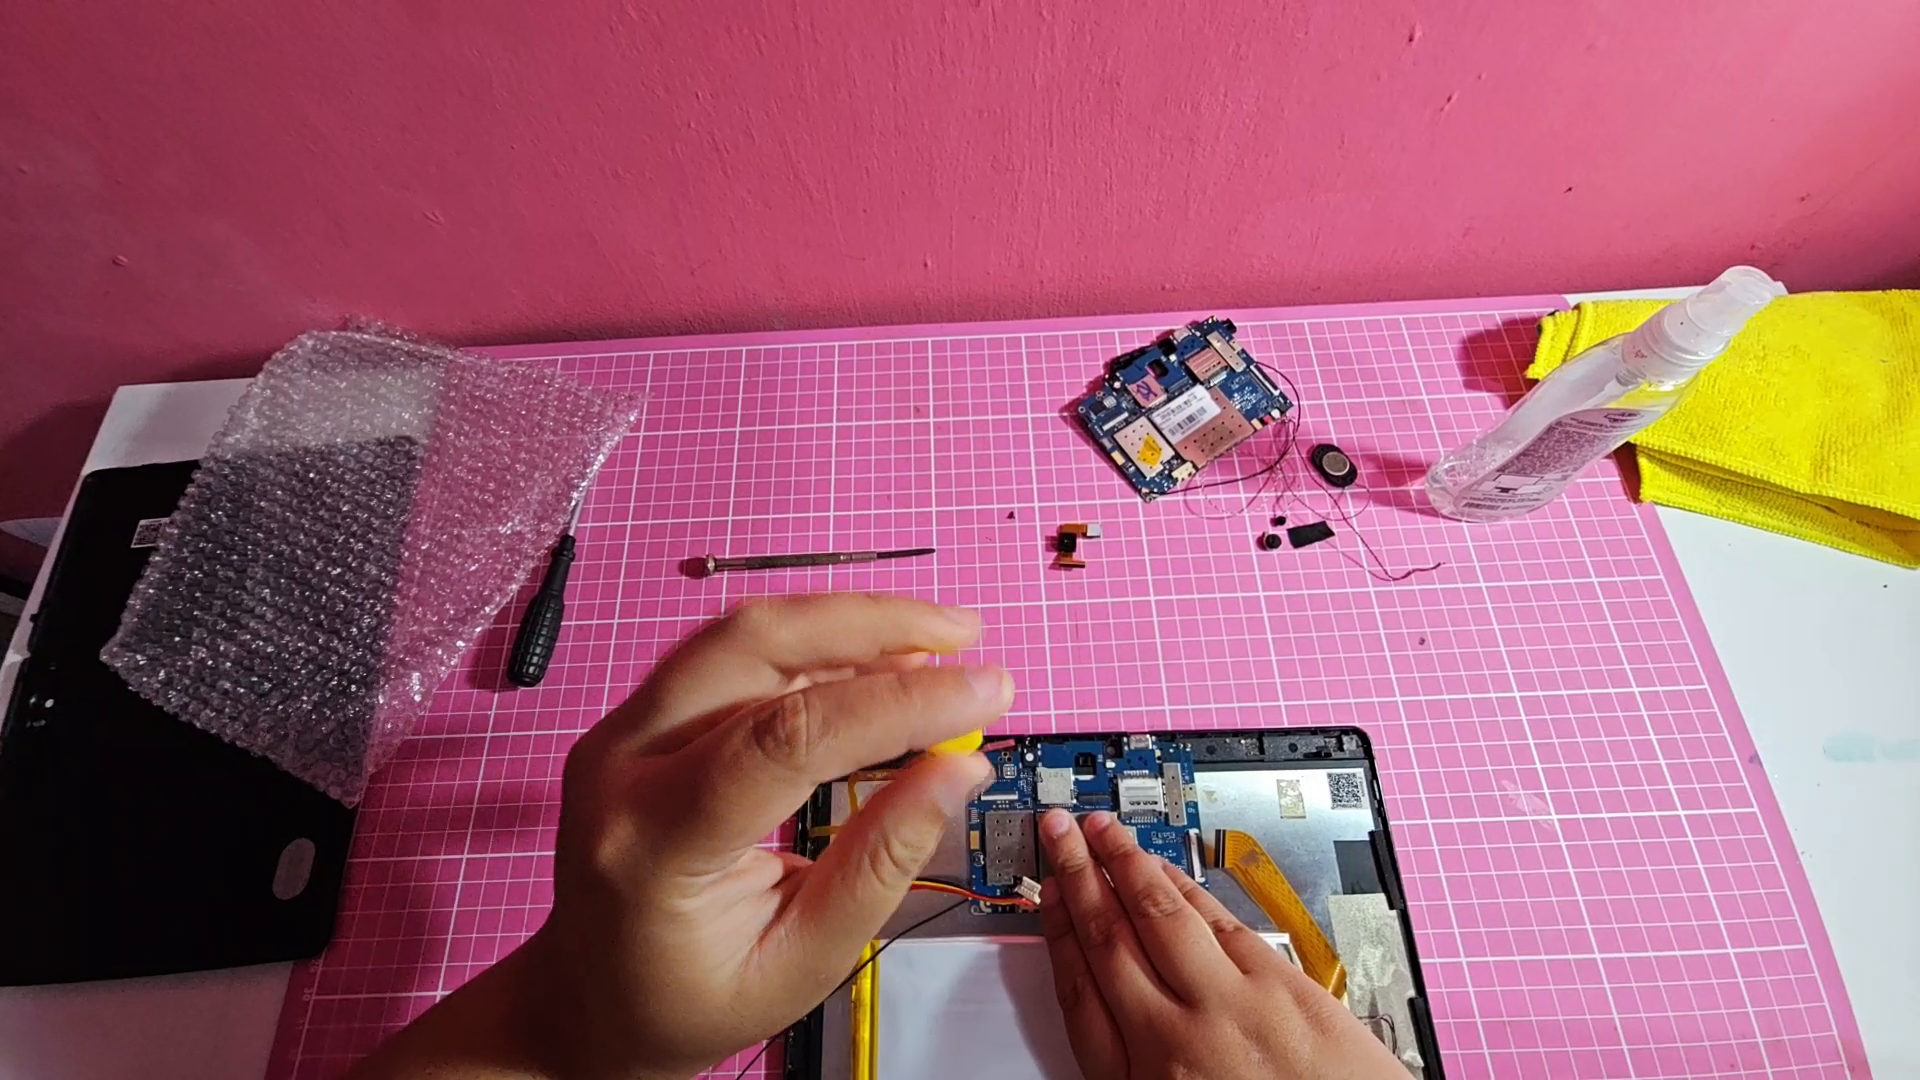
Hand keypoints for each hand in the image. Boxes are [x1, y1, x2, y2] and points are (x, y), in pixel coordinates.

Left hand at [348, 594, 1009, 1079]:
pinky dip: (821, 640)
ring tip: (935, 639)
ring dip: (851, 621)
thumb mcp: (800, 963)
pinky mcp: (646, 708)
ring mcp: (627, 723)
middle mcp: (625, 757)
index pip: (788, 738)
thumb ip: (883, 860)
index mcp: (654, 842)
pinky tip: (879, 656)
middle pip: (755, 644)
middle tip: (963, 632)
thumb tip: (962, 765)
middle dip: (872, 623)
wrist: (584, 996)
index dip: (900, 703)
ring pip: (749, 630)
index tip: (988, 689)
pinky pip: (742, 649)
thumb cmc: (688, 1000)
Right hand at [1038, 809, 1406, 1079]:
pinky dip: (1180, 884)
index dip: (1058, 933)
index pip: (1079, 993)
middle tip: (1057, 832)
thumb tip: (1113, 1004)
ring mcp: (1230, 1006)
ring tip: (1099, 829)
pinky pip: (1213, 919)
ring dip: (1122, 862)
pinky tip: (1160, 864)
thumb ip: (1143, 1069)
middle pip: (1109, 938)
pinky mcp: (1281, 986)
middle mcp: (1177, 1042)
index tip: (1047, 896)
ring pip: (1157, 913)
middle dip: (1077, 874)